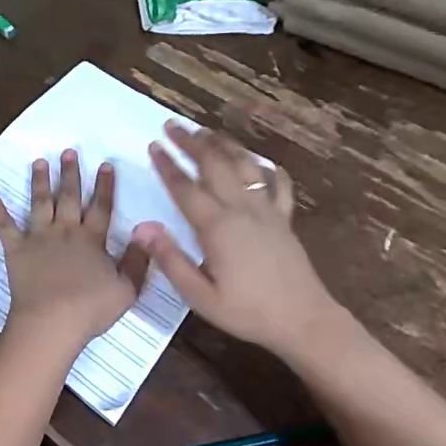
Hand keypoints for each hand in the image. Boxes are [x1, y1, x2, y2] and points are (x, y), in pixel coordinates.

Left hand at [0, 150, 150, 346]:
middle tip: (68, 151)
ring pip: (40, 203)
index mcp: (92, 239)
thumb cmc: (90, 309)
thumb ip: (138, 260)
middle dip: (70, 173)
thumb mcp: (127, 289)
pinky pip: (6, 228)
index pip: (101, 206)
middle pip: (69, 197)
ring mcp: (38, 238)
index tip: (105, 164)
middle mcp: (65, 231)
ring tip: (39, 162)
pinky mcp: (16, 250)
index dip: (104, 185)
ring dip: (39, 181)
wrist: (51, 322)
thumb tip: (148, 232)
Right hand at [133, 122, 339, 354]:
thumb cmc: (247, 312)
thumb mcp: (200, 296)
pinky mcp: (285, 218)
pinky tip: (261, 161)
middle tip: (172, 125)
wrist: (304, 320)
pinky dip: (267, 168)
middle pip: (214, 165)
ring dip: (223, 145)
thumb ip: (170, 260)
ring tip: (206, 131)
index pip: (185, 188)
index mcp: (217, 227)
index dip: (167, 165)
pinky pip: (277, 184)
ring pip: (244, 165)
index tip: (153, 145)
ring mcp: (267, 210)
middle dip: (191, 142)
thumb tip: (142, 228)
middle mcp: (241, 209)